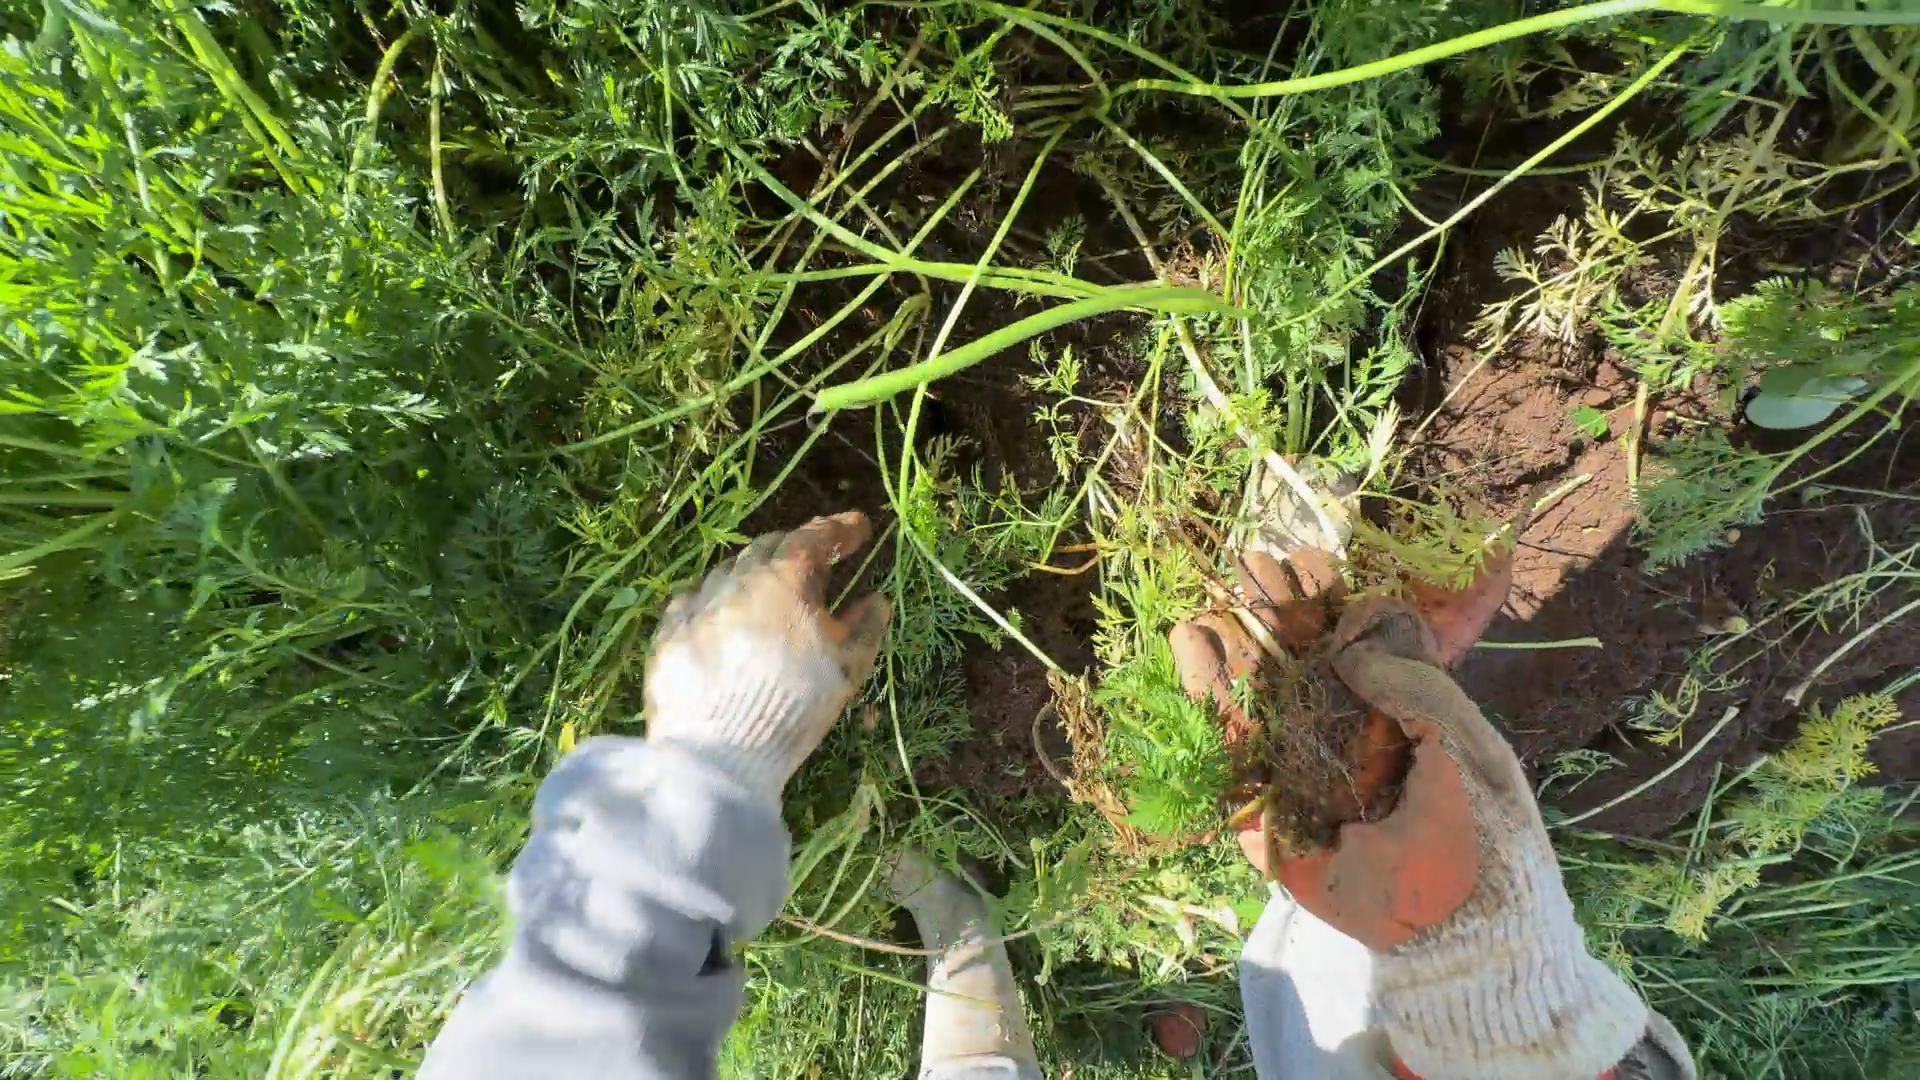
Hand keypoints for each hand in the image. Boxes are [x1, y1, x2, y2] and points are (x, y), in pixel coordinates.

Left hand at [644, 511, 889, 799]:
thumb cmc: (796, 704)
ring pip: (729, 569)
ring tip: (770, 587)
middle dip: (798, 546)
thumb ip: (867, 625)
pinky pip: (693, 600)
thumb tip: (875, 599)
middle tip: (819, 560)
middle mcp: (737, 580)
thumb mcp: (848, 666)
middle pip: (770, 545)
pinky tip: (723, 612)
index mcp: (785, 580)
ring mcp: (697, 605)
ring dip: (756, 570)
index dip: (841, 528)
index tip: (860, 528)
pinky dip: (717, 598)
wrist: (720, 754)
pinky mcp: (668, 634)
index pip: (816, 536)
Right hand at [1168, 549, 1510, 949]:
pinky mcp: (1250, 778)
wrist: (1445, 935)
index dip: (1331, 597)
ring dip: (1235, 626)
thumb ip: (1422, 688)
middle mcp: (1332, 713)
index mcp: (1387, 700)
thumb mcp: (1470, 752)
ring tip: (1223, 589)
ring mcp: (1288, 742)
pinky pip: (1219, 723)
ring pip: (1251, 671)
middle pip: (1293, 643)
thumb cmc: (1478, 841)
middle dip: (1275, 599)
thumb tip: (1353, 646)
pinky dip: (1200, 676)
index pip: (1350, 633)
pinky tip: (1192, 632)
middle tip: (1256, 565)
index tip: (1318, 571)